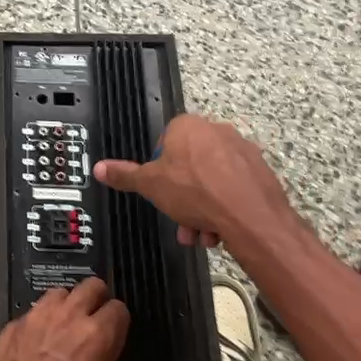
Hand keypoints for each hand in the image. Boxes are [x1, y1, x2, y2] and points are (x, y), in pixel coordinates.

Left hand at [0, 278, 128, 360]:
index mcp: (96, 336)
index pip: (119, 309)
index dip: (118, 324)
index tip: (114, 337)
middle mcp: (68, 316)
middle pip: (92, 286)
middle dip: (96, 301)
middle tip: (93, 323)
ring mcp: (37, 315)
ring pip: (61, 293)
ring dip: (67, 306)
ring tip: (64, 329)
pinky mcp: (13, 323)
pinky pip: (35, 311)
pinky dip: (41, 321)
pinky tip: (37, 344)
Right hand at [94, 114, 301, 247]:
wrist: (250, 216)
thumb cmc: (196, 192)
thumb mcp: (150, 185)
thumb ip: (125, 175)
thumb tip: (99, 168)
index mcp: (188, 126)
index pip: (165, 142)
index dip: (160, 169)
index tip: (160, 190)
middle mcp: (216, 131)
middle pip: (190, 165)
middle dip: (182, 197)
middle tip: (179, 220)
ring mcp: (242, 150)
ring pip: (213, 180)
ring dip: (202, 208)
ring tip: (199, 234)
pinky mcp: (260, 171)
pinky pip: (234, 187)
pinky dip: (224, 207)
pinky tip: (219, 231)